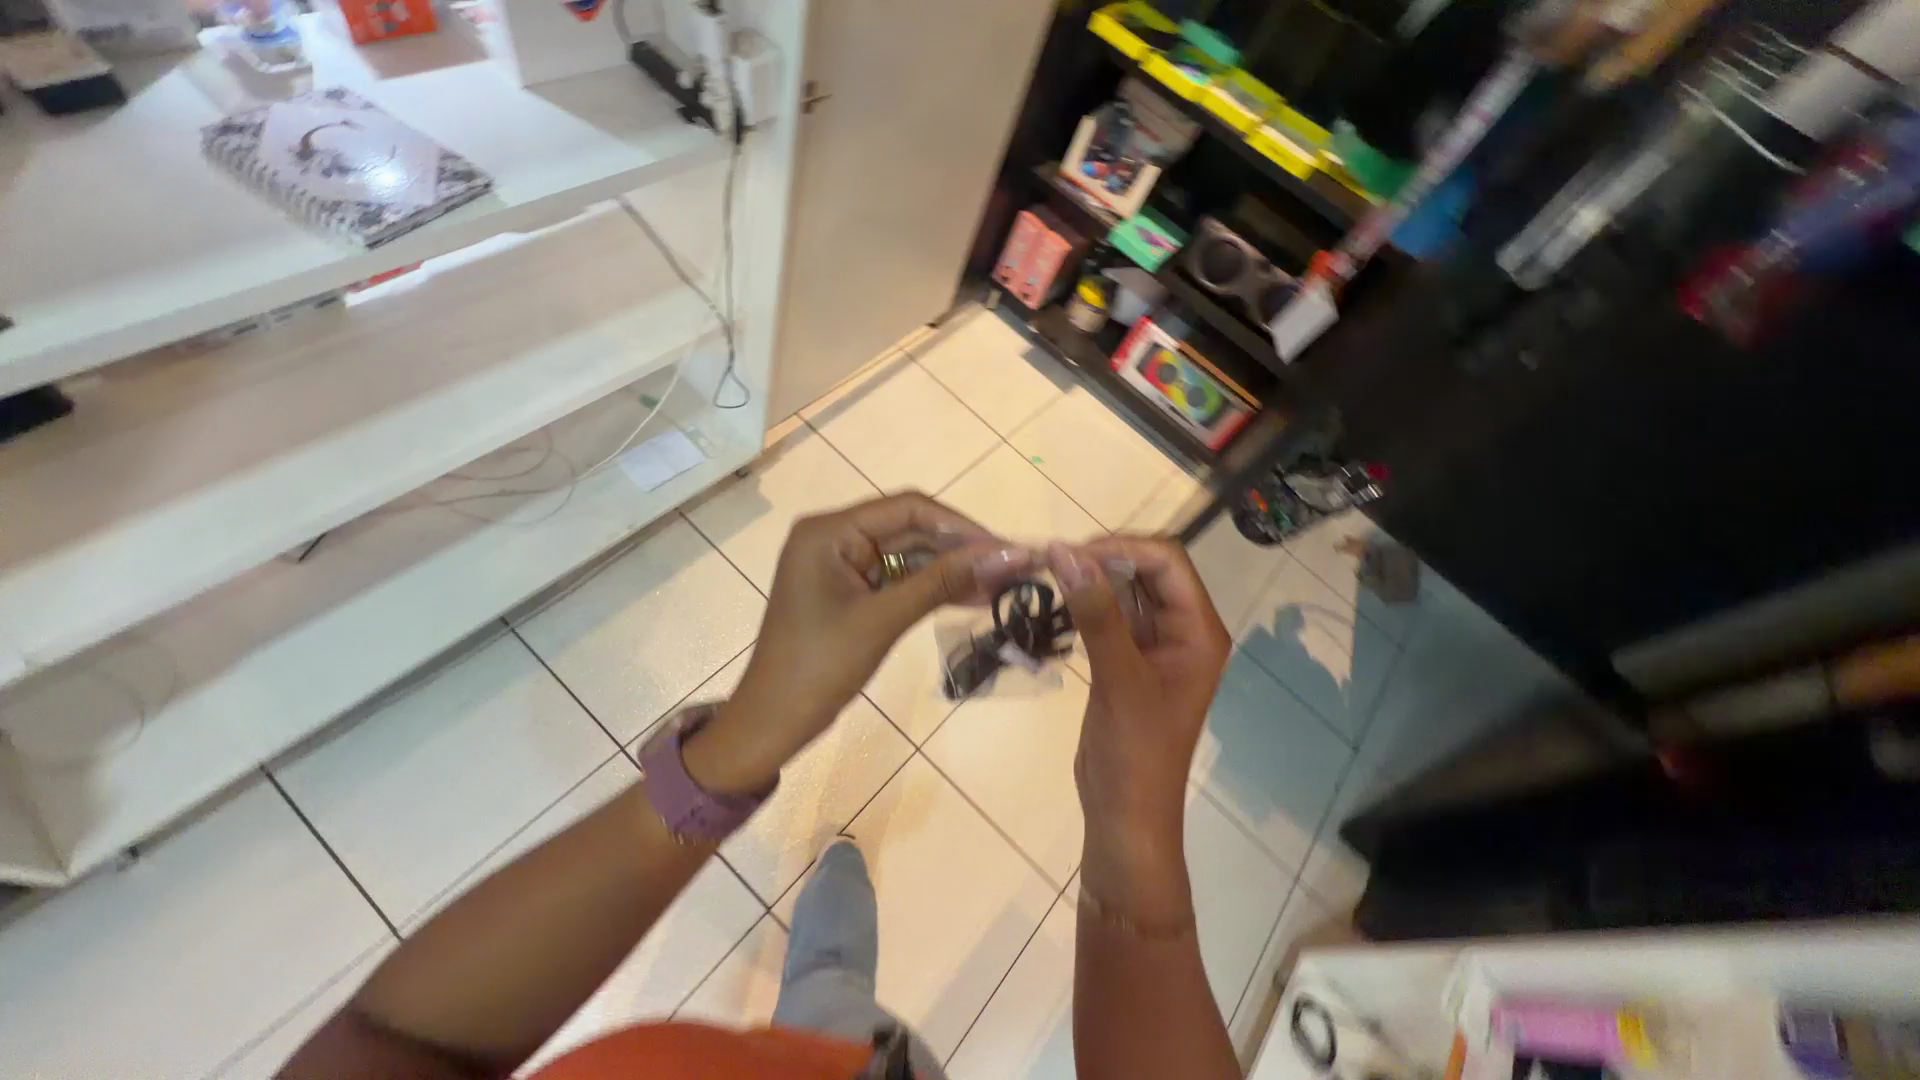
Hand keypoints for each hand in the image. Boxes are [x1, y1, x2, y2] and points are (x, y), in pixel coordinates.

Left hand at [685, 494, 1031, 792]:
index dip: (961, 526)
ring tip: (1002, 584)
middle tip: (1013, 567)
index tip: (1005, 547)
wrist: (773, 721)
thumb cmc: (820, 666)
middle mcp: (834, 536)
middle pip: (911, 528)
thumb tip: (1005, 557)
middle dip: (961, 548)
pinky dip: (932, 587)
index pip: (907, 508)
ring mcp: (841, 563)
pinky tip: (971, 596)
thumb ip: (942, 582)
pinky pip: (898, 577)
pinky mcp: (850, 588)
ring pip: (909, 553)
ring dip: (952, 568)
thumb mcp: (884, 620)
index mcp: (829, 531)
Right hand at [1049, 536, 1229, 925]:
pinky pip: (1110, 615)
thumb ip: (1096, 612)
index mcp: (1199, 631)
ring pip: (1126, 590)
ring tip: (1050, 572)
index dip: (1122, 547)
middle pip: (1149, 569)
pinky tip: (1058, 599)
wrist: (1125, 814)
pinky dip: (1086, 603)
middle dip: (1105, 557)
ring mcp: (1154, 645)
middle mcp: (1182, 630)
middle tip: (1054, 560)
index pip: (1168, 562)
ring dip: (1092, 577)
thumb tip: (1065, 551)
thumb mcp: (1118, 678)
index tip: (1072, 552)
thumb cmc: (1135, 752)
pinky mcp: (1127, 660)